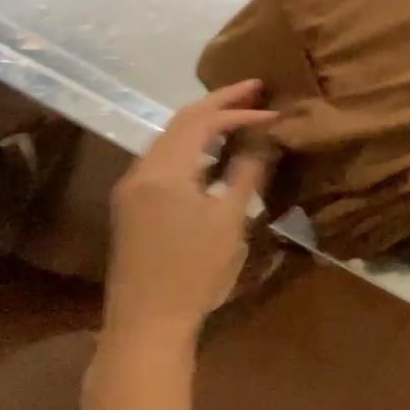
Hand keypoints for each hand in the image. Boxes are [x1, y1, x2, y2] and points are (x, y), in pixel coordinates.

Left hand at [105, 81, 276, 342]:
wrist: (147, 320)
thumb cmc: (195, 269)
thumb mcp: (231, 219)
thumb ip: (246, 173)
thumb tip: (262, 141)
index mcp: (163, 174)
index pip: (202, 123)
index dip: (240, 111)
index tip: (276, 110)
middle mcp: (140, 174)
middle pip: (179, 124)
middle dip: (219, 103)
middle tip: (256, 88)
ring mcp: (133, 191)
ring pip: (170, 140)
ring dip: (205, 123)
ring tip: (241, 113)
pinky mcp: (136, 207)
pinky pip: (166, 160)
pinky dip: (194, 145)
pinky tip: (217, 150)